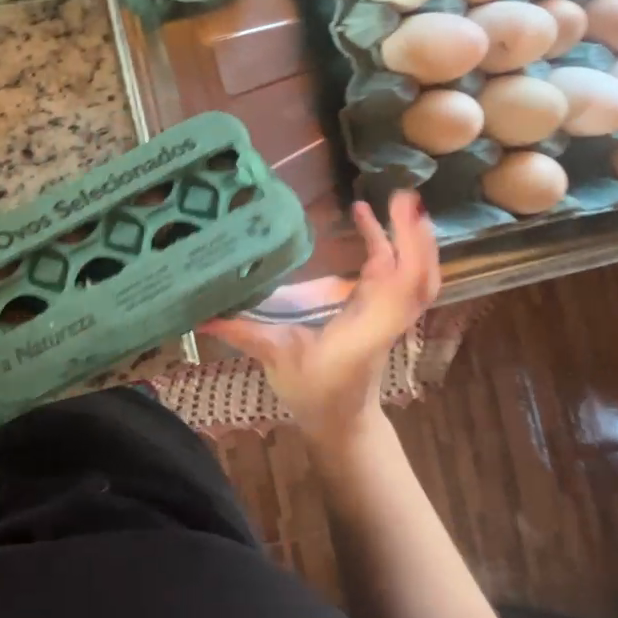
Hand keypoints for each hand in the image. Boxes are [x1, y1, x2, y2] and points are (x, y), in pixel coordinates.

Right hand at [198, 191, 440, 450]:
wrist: (341, 421)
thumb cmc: (312, 393)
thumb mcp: (274, 361)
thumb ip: (242, 332)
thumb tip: (199, 312)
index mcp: (362, 332)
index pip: (396, 294)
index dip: (401, 254)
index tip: (391, 220)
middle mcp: (382, 320)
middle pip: (418, 278)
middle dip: (416, 238)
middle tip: (404, 196)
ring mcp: (385, 313)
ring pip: (415, 275)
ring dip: (412, 238)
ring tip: (401, 199)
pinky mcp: (379, 308)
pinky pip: (396, 274)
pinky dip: (391, 244)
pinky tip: (366, 216)